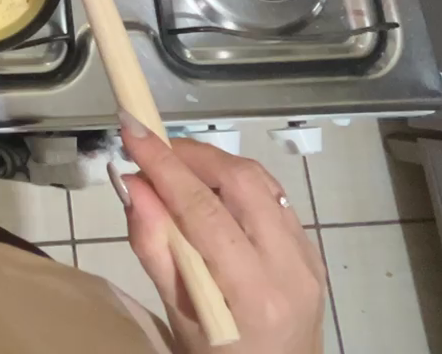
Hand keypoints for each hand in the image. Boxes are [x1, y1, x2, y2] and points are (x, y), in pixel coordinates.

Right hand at [117, 117, 326, 353]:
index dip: (163, 164)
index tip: (131, 128)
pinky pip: (269, 194)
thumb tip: (132, 182)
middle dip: (190, 154)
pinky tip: (206, 190)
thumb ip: (153, 246)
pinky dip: (231, 179)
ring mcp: (308, 257)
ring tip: (173, 168)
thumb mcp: (175, 313)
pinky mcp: (310, 249)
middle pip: (241, 180)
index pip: (204, 210)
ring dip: (211, 162)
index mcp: (255, 295)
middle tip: (150, 151)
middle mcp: (291, 268)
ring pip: (259, 179)